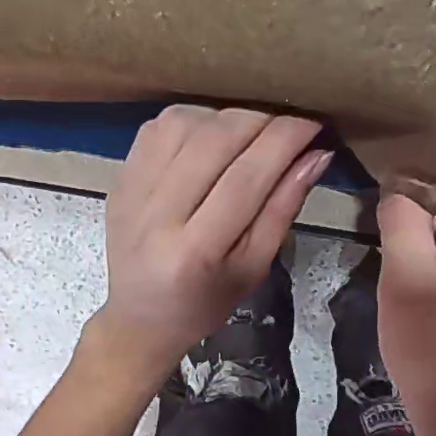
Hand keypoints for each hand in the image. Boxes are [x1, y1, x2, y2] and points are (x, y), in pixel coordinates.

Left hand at [88, 105, 332, 383]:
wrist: (140, 317)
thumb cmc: (203, 302)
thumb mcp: (253, 268)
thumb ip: (283, 209)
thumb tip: (316, 154)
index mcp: (195, 252)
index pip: (247, 177)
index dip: (285, 140)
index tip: (312, 125)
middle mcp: (157, 217)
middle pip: (214, 141)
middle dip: (260, 120)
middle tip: (284, 128)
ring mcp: (131, 194)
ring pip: (183, 124)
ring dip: (224, 117)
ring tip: (246, 135)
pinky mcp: (119, 181)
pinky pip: (156, 128)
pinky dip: (190, 121)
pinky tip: (206, 137)